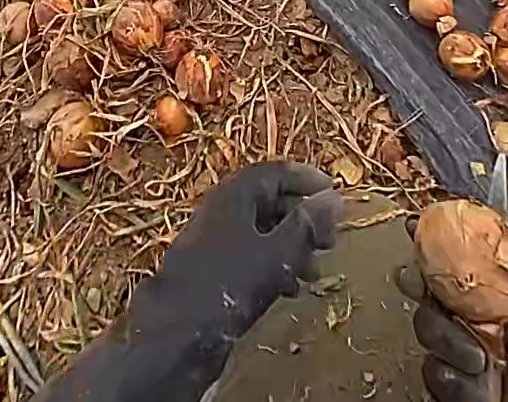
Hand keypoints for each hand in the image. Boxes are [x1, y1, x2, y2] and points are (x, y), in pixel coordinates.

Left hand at [143, 161, 346, 343]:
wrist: (173, 335)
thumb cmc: (227, 284)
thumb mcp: (276, 253)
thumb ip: (306, 225)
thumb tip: (335, 199)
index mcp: (237, 192)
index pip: (279, 171)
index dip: (309, 180)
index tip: (334, 194)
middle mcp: (225, 207)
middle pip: (273, 200)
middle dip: (305, 218)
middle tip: (331, 238)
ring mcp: (215, 237)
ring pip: (263, 230)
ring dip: (292, 245)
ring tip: (315, 270)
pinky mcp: (211, 266)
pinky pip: (251, 253)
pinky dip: (274, 263)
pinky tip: (291, 288)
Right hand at [403, 223, 507, 401]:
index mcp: (502, 300)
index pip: (464, 259)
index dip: (437, 239)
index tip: (413, 225)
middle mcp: (477, 323)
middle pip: (431, 286)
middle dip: (419, 280)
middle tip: (416, 281)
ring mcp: (462, 356)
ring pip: (426, 324)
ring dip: (446, 338)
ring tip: (478, 361)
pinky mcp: (452, 388)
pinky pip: (432, 370)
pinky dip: (452, 378)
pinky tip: (477, 388)